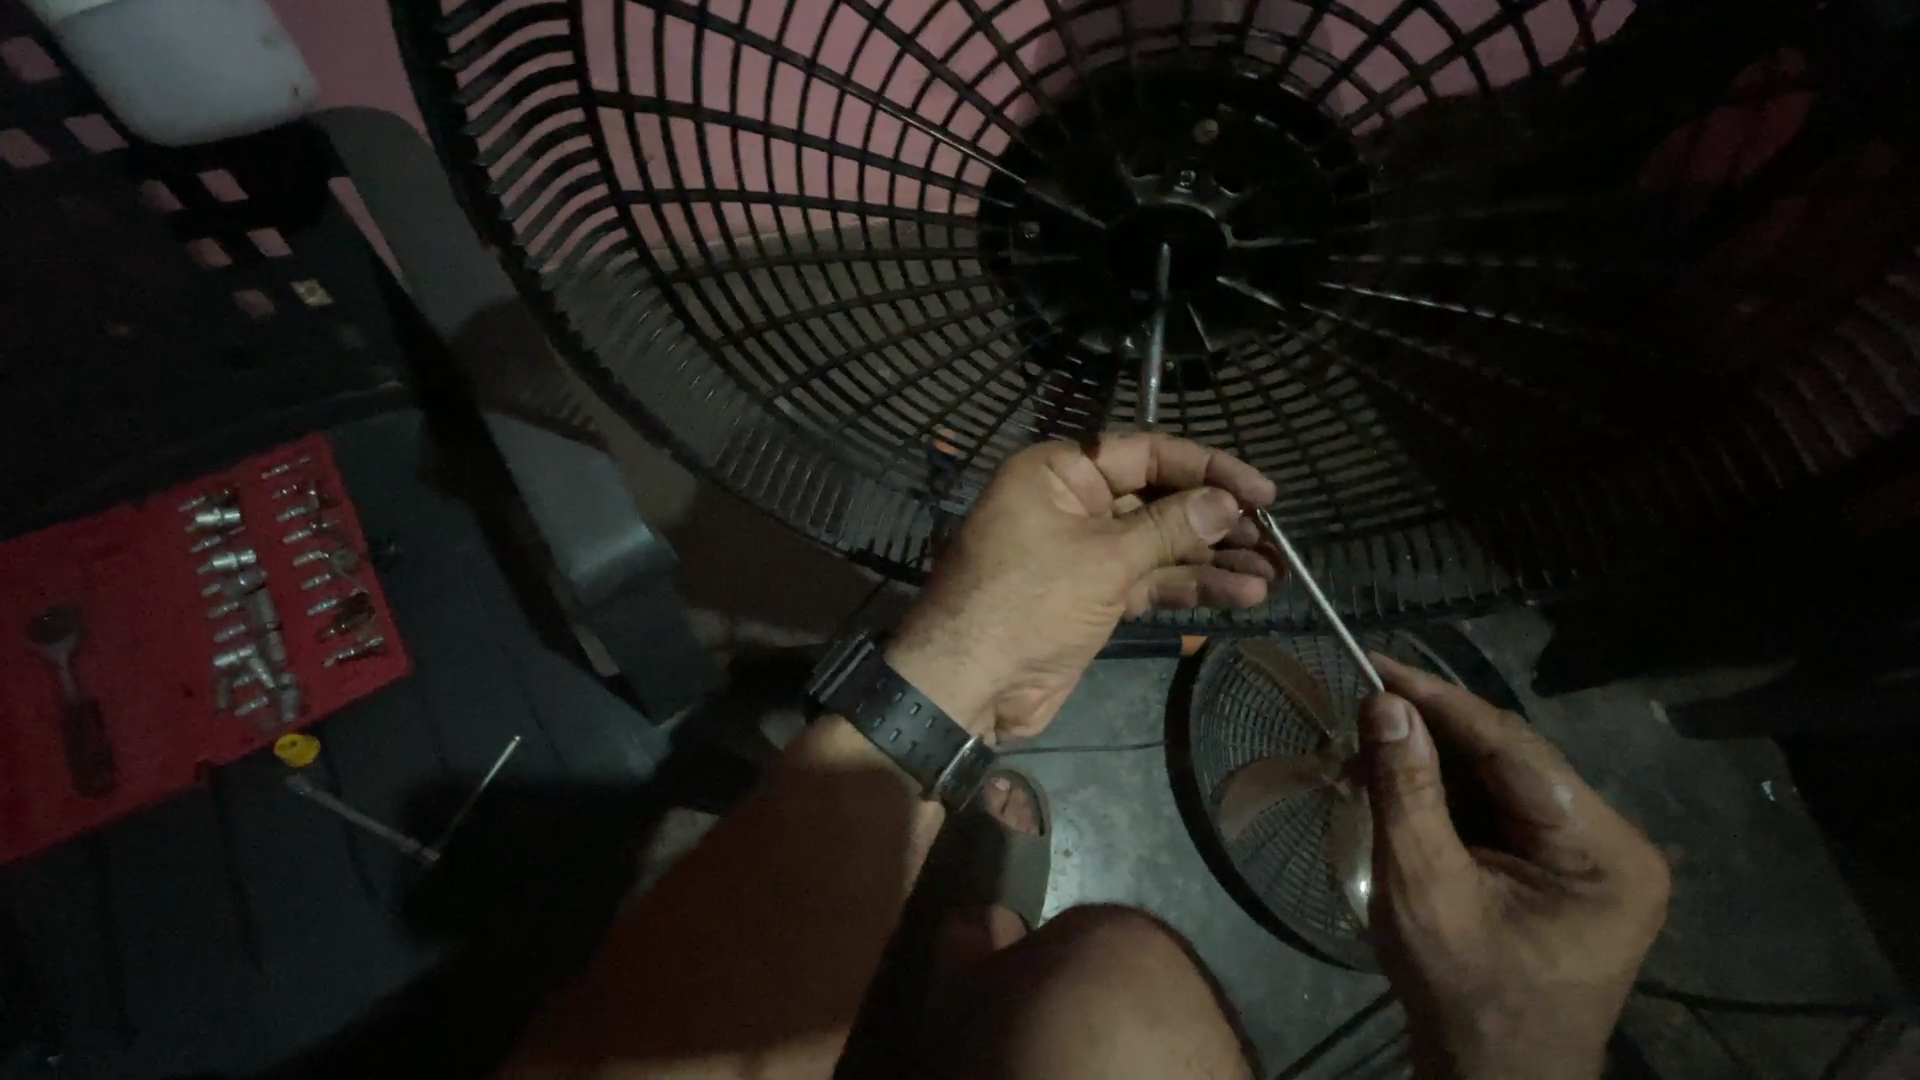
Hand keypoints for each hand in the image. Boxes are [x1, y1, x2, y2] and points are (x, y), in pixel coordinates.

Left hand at [887, 434, 1278, 740]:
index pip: (1144, 453)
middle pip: (1156, 499)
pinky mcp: (1093, 596)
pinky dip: (1189, 587)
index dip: (1207, 467)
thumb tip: (1227, 503)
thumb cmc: (1028, 603)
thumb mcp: (1103, 558)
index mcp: (1059, 472)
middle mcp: (1071, 504)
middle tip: (1271, 538)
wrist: (970, 685)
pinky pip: (1148, 580)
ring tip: (1271, 573)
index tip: (1262, 490)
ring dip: (1212, 559)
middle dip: (1214, 519)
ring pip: (1158, 544)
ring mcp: (1083, 552)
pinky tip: (1241, 595)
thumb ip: (1168, 527)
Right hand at [1360, 654, 1669, 1079]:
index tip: (1374, 663)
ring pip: (1495, 775)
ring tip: (1362, 752)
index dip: (1438, 699)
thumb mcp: (1422, 883)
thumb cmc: (1461, 986)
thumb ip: (1405, 789)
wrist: (1491, 1070)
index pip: (1511, 747)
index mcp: (1601, 849)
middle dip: (1426, 730)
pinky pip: (1493, 803)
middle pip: (1506, 756)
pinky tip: (1394, 785)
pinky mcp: (1558, 863)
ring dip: (1427, 759)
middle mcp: (1610, 840)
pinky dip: (1439, 790)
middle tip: (1356, 710)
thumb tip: (1384, 702)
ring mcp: (1588, 852)